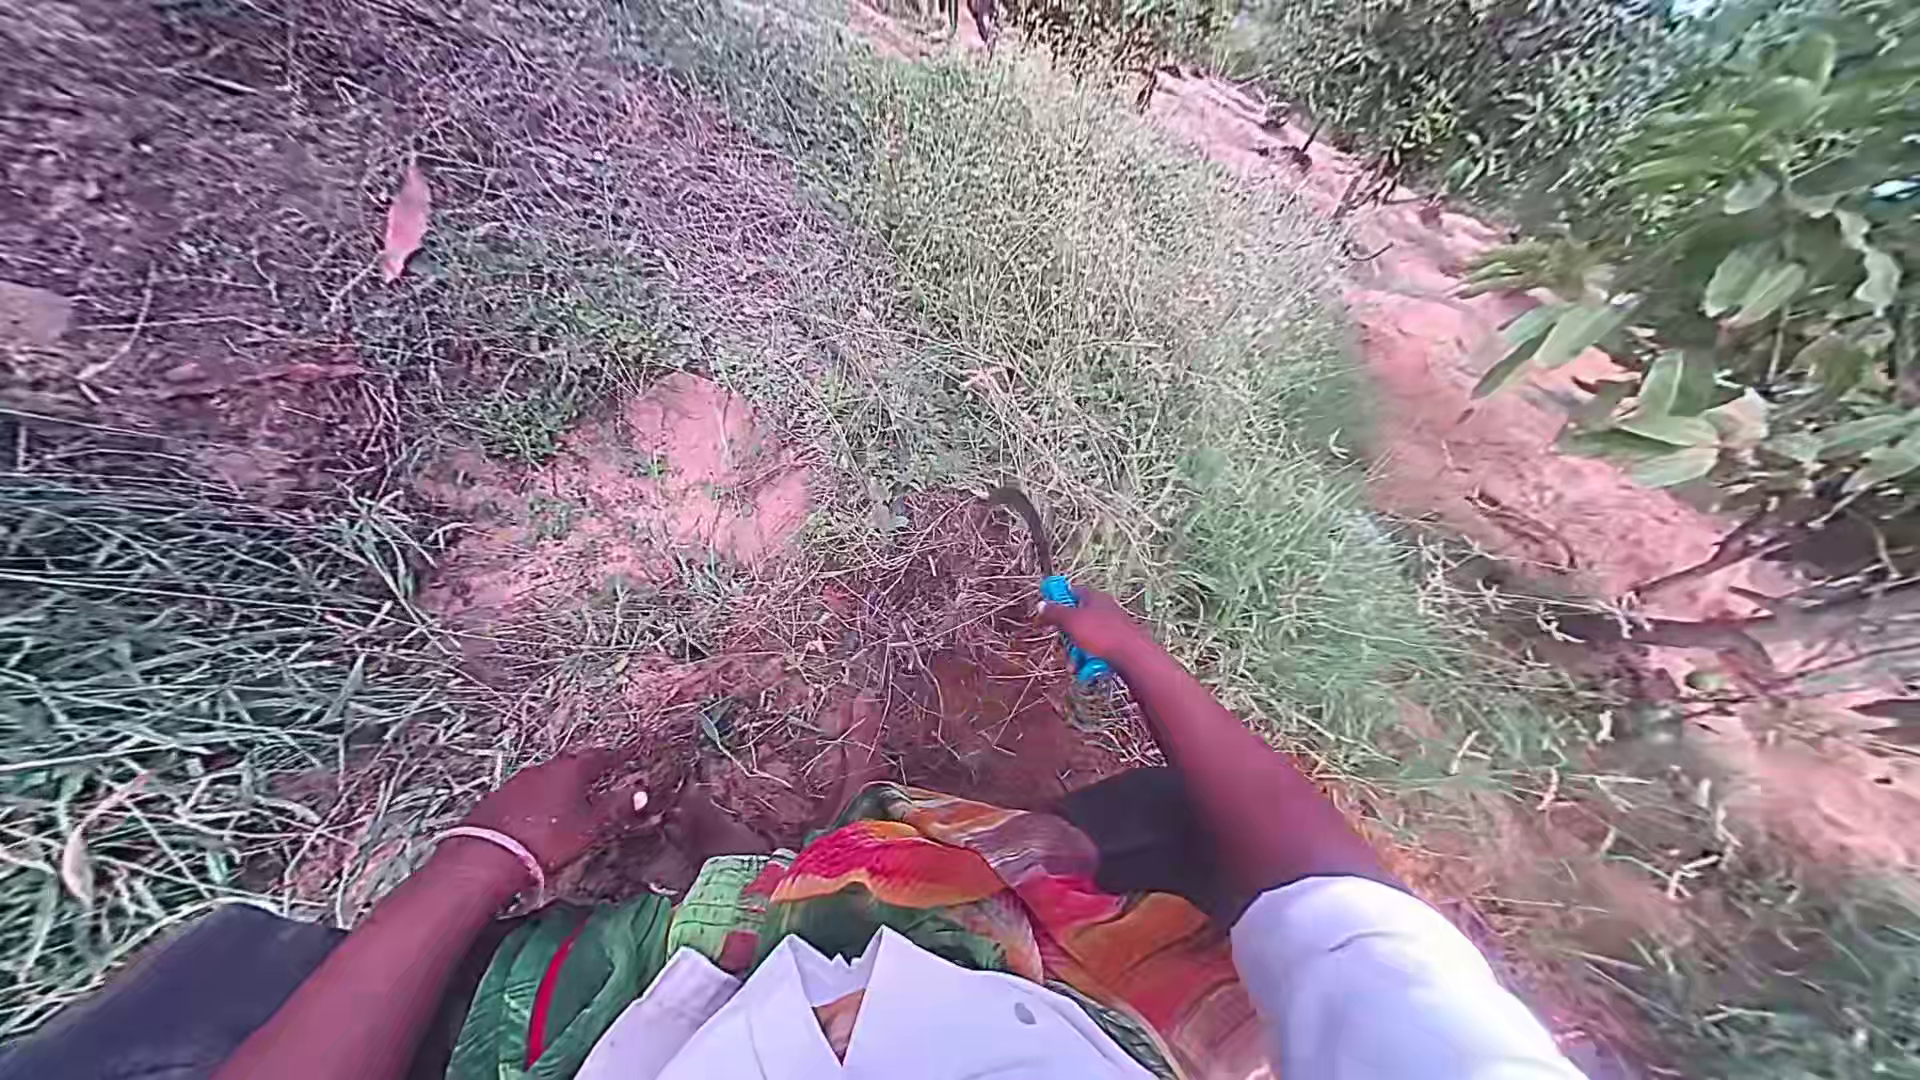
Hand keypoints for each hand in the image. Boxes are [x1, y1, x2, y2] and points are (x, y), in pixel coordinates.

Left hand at [458, 749, 648, 871]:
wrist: (483, 861)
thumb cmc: (547, 840)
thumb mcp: (591, 827)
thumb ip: (617, 807)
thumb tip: (642, 793)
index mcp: (572, 768)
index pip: (603, 756)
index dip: (618, 758)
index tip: (629, 759)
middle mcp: (545, 768)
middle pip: (573, 763)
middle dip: (589, 770)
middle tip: (602, 778)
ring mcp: (517, 782)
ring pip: (548, 776)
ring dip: (561, 784)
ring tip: (571, 799)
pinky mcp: (494, 799)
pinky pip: (526, 792)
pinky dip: (538, 797)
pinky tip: (539, 813)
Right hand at [1036, 586, 1157, 665]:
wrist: (1134, 658)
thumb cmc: (1101, 635)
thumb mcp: (1071, 621)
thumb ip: (1054, 612)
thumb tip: (1041, 605)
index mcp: (1094, 598)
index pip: (1072, 591)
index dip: (1058, 599)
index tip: (1047, 612)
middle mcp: (1104, 610)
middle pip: (1076, 618)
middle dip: (1066, 635)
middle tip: (1063, 644)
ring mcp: (1112, 628)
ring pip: (1085, 638)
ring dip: (1076, 652)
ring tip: (1074, 665)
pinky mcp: (1118, 645)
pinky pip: (1096, 650)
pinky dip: (1088, 659)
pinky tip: (1086, 669)